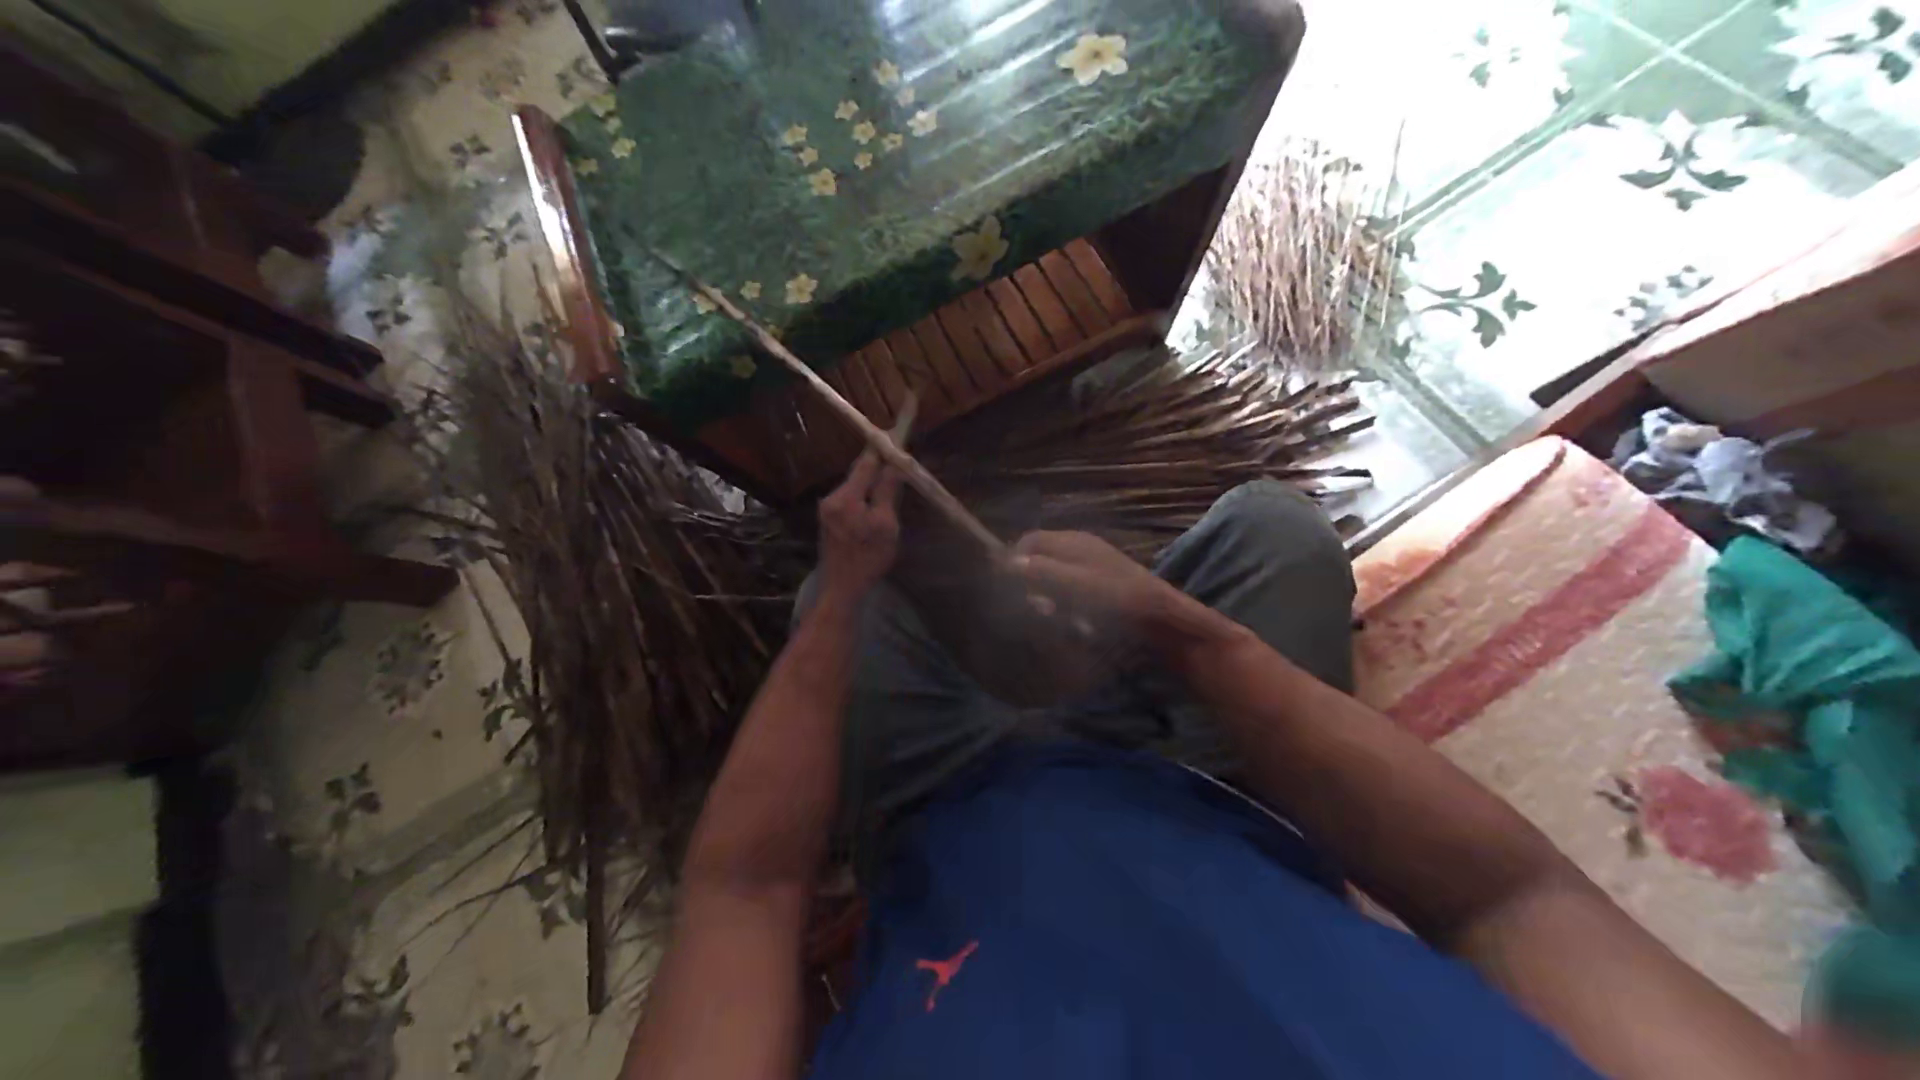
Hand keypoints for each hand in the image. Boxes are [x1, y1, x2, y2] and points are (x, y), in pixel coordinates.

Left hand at [816, 450, 902, 597]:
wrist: (842, 587)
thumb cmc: (868, 557)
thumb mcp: (886, 524)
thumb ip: (888, 492)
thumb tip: (894, 465)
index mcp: (846, 496)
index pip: (866, 462)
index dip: (882, 448)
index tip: (896, 437)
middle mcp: (832, 497)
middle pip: (858, 472)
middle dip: (877, 465)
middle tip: (898, 458)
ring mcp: (827, 509)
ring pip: (854, 486)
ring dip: (871, 482)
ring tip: (892, 481)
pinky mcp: (828, 520)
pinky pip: (849, 498)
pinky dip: (864, 496)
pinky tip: (877, 502)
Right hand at [1008, 530, 1179, 634]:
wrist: (1163, 618)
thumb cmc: (1117, 598)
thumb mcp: (1075, 584)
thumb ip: (1042, 571)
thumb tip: (1007, 564)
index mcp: (1073, 541)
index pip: (1030, 540)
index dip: (1013, 559)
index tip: (1004, 585)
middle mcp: (1082, 546)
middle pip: (1041, 556)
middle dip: (1030, 579)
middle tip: (1028, 604)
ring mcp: (1094, 564)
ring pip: (1056, 573)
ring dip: (1047, 593)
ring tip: (1048, 614)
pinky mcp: (1105, 584)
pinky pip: (1073, 588)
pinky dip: (1064, 600)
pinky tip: (1069, 618)